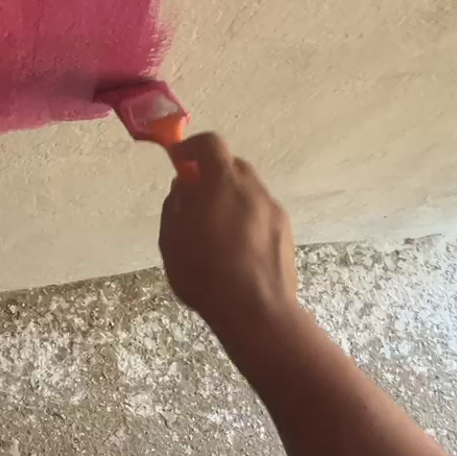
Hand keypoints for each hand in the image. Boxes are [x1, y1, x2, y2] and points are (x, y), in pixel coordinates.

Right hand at [159, 133, 300, 334]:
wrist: (256, 311)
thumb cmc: (204, 274)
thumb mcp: (171, 239)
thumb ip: (174, 205)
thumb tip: (182, 186)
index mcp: (223, 184)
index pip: (210, 144)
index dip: (191, 147)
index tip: (178, 159)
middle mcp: (253, 189)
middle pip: (233, 166)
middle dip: (211, 174)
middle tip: (193, 199)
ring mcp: (273, 210)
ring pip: (248, 191)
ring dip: (229, 198)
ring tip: (213, 230)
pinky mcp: (284, 232)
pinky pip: (259, 213)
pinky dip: (244, 218)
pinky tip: (234, 249)